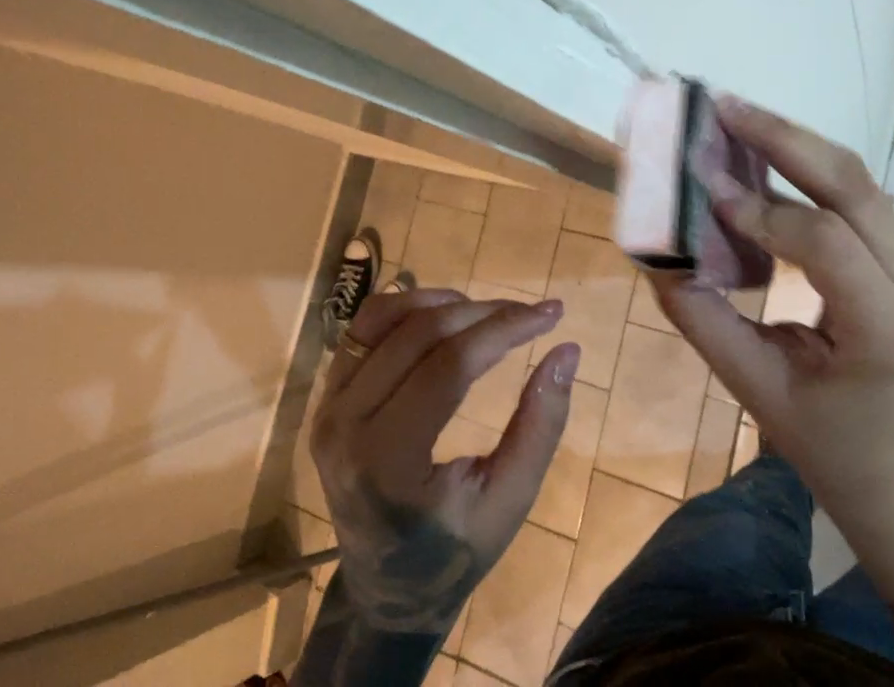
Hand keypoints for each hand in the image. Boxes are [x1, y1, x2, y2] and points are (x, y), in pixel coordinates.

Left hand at [309, 290, 578, 633]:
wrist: (390, 589)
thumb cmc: (457, 550)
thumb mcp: (511, 498)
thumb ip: (540, 424)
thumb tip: (566, 350)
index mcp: (389, 460)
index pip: (449, 366)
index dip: (504, 330)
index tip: (551, 314)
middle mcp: (345, 425)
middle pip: (417, 334)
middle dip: (482, 312)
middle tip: (530, 313)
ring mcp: (327, 409)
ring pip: (380, 319)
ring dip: (439, 303)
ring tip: (488, 313)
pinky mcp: (326, 401)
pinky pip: (361, 333)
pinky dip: (405, 312)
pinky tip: (444, 319)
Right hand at [655, 95, 893, 494]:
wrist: (883, 453)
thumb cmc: (817, 432)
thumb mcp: (751, 384)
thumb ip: (702, 317)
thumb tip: (656, 254)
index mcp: (881, 328)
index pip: (826, 243)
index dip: (763, 212)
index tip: (707, 194)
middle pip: (853, 186)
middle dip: (783, 139)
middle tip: (722, 107)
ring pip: (856, 179)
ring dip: (794, 142)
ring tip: (735, 116)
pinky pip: (852, 194)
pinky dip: (804, 164)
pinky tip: (762, 149)